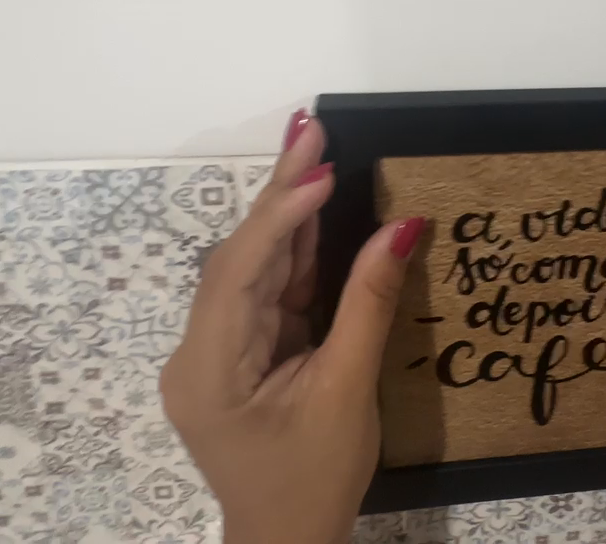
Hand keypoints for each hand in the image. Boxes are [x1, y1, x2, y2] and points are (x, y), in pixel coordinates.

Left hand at [160, 113, 425, 543]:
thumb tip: (403, 226)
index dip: (280, 218)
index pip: (240, 274)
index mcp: (210, 369)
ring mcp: (223, 345)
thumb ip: (369, 303)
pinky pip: (276, 283)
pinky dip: (301, 242)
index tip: (323, 173)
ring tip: (316, 147)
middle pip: (244, 255)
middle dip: (281, 190)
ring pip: (259, 261)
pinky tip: (317, 200)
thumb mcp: (348, 391)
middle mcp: (203, 348)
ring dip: (290, 207)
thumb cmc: (314, 479)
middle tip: (310, 126)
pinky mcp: (247, 345)